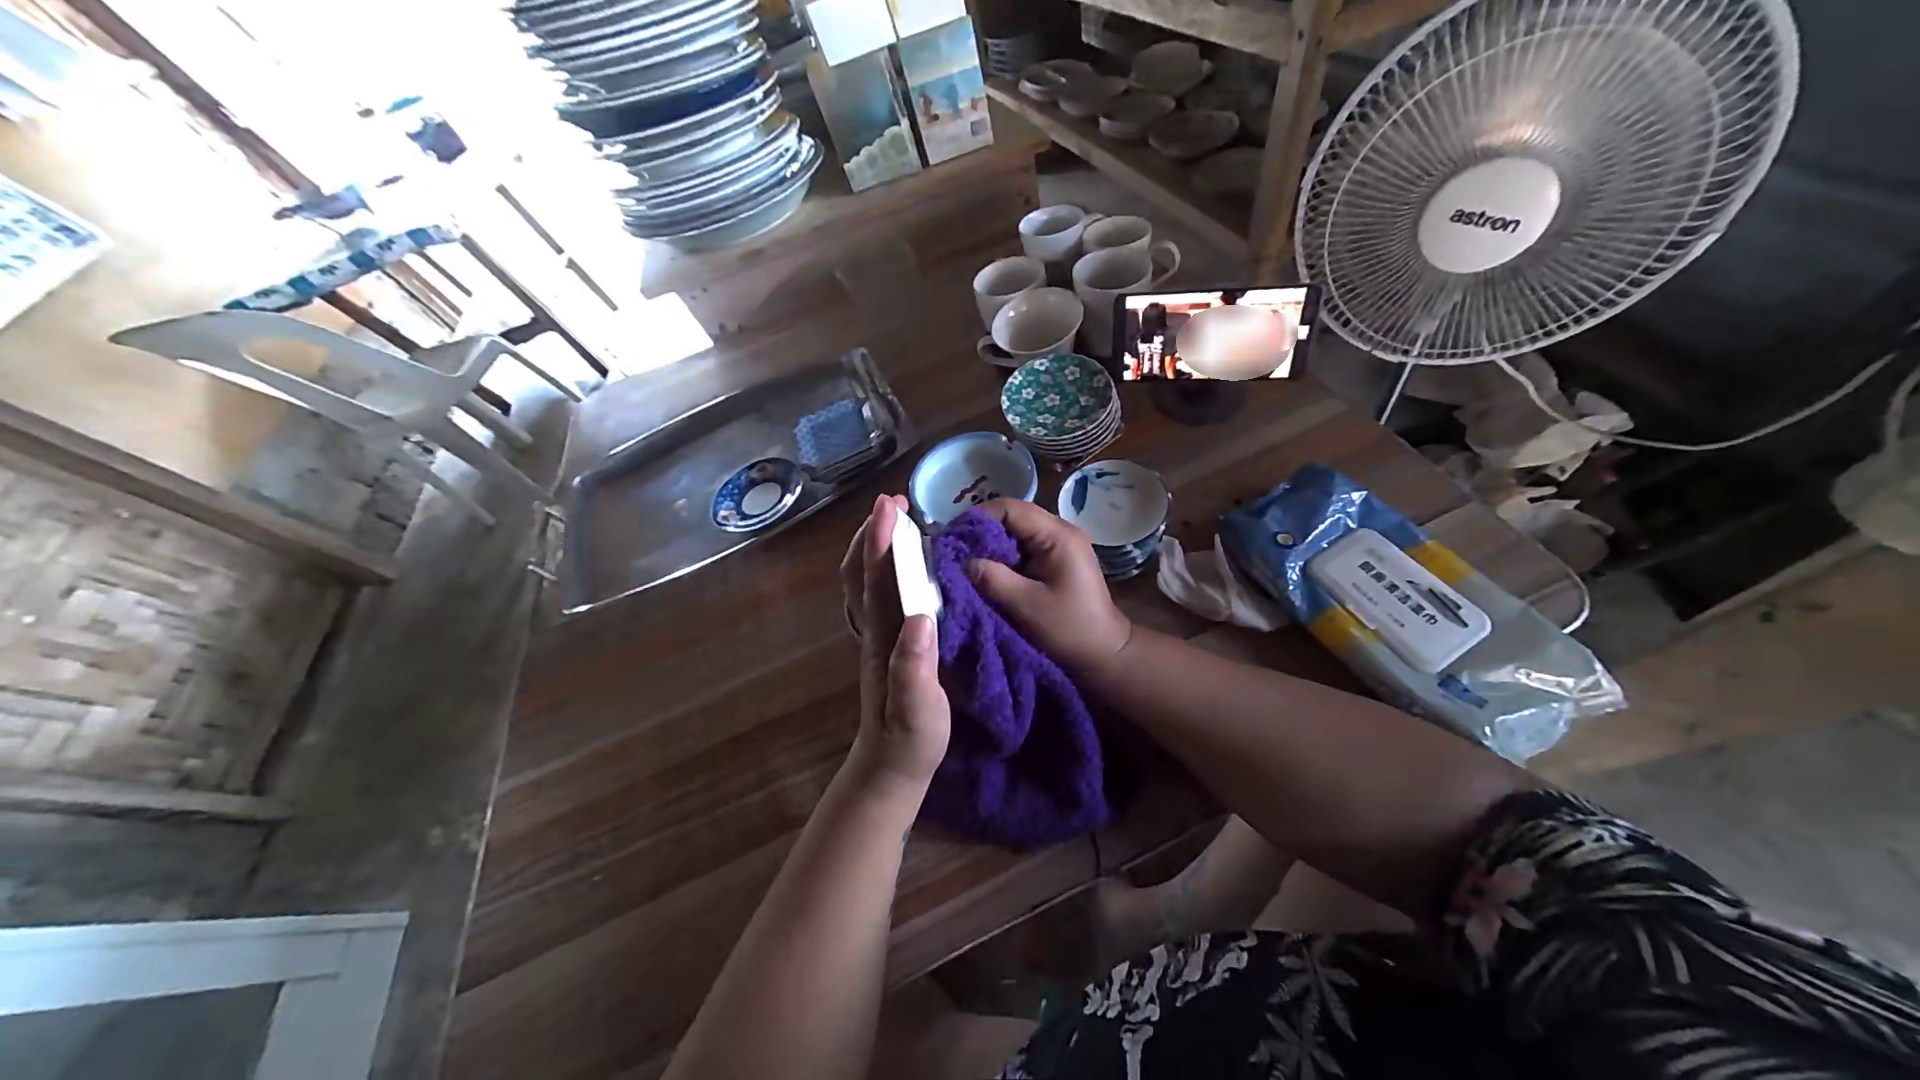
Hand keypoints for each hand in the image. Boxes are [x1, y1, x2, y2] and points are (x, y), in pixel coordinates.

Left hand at [840, 495, 950, 798]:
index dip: (881, 541)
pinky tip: (910, 563)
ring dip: (879, 545)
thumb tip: (921, 617)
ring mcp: (879, 637)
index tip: (890, 506)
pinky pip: (883, 594)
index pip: (878, 580)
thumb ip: (915, 668)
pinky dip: (889, 567)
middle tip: (894, 502)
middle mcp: (875, 630)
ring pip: (870, 581)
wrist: (890, 768)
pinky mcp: (890, 645)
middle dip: (875, 533)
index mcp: (884, 638)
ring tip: (900, 520)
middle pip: (863, 572)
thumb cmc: (909, 741)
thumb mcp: (918, 711)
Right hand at [967, 499, 1133, 677]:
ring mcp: (1060, 544)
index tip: (954, 538)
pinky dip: (1003, 556)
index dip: (978, 519)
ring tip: (967, 562)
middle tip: (956, 551)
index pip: (1011, 509)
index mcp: (1058, 536)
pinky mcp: (1056, 559)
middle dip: (982, 532)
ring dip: (991, 545)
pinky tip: (987, 571)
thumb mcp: (1026, 605)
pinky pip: (1023, 548)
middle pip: (1013, 516)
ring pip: (1016, 532)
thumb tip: (962, 562)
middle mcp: (1061, 531)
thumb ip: (992, 579)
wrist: (1104, 653)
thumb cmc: (1069, 629)